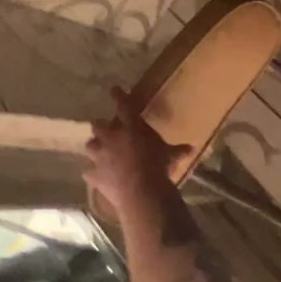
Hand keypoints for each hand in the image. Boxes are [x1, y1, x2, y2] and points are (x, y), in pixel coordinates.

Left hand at [84, 86, 193, 213]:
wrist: (141, 191)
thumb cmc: (157, 165)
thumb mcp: (170, 155)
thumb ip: (178, 150)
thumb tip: (191, 148)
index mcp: (131, 126)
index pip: (123, 105)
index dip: (118, 95)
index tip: (114, 89)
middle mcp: (112, 137)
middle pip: (98, 125)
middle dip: (101, 126)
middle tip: (105, 129)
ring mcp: (100, 156)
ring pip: (90, 146)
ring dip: (95, 147)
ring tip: (98, 150)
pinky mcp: (95, 175)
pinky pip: (89, 172)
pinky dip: (92, 173)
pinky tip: (94, 175)